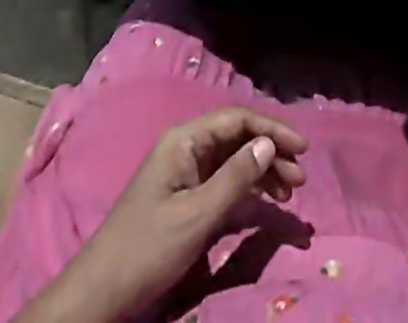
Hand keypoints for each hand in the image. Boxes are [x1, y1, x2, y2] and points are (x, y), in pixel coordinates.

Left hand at [21, 107, 306, 322]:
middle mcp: (185, 148)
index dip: (270, 129)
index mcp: (183, 141)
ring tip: (290, 192)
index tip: (302, 150)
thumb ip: (235, 178)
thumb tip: (268, 144)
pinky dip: (248, 188)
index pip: (234, 119)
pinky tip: (267, 201)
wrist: (105, 287)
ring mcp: (185, 171)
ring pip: (233, 159)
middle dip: (270, 151)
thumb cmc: (149, 247)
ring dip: (262, 170)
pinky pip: (224, 180)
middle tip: (300, 179)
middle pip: (236, 137)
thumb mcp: (197, 215)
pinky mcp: (186, 195)